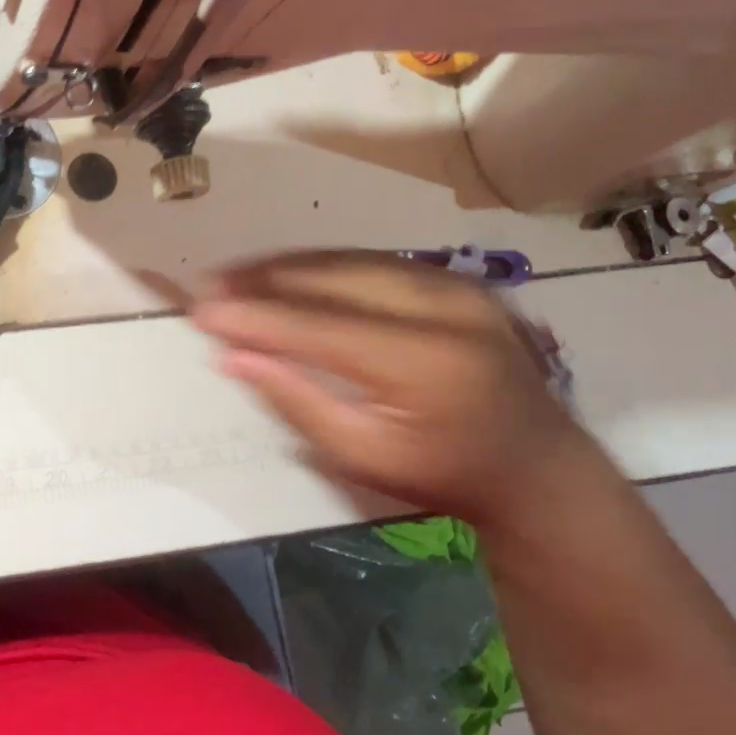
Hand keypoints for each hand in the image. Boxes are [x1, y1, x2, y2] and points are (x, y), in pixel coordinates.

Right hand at [191, 250, 599, 524]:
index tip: (200, 311)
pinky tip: (287, 275)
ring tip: (236, 275)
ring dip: (289, 266)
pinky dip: (324, 267)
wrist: (535, 467)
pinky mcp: (459, 280)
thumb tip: (233, 358)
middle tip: (210, 283)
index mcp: (427, 362)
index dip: (255, 317)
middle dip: (266, 278)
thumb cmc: (442, 474)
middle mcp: (447, 308)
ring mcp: (459, 286)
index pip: (320, 327)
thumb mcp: (361, 455)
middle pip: (336, 277)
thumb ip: (297, 401)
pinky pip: (376, 262)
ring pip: (354, 260)